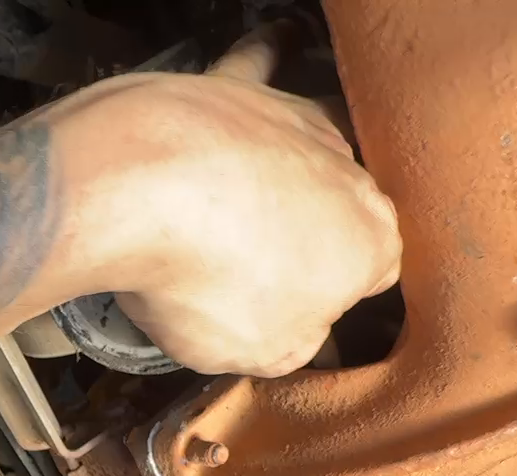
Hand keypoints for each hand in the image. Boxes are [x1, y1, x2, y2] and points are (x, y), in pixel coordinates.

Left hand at [43, 52, 399, 376]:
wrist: (144, 192)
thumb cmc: (208, 284)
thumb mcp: (260, 353)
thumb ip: (295, 345)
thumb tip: (300, 335)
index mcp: (370, 243)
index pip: (372, 275)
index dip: (329, 299)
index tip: (287, 313)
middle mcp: (349, 173)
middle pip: (336, 213)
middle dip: (300, 242)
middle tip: (240, 276)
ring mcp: (294, 122)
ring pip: (296, 159)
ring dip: (267, 186)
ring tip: (210, 221)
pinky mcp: (240, 88)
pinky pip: (255, 80)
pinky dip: (244, 97)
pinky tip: (218, 123)